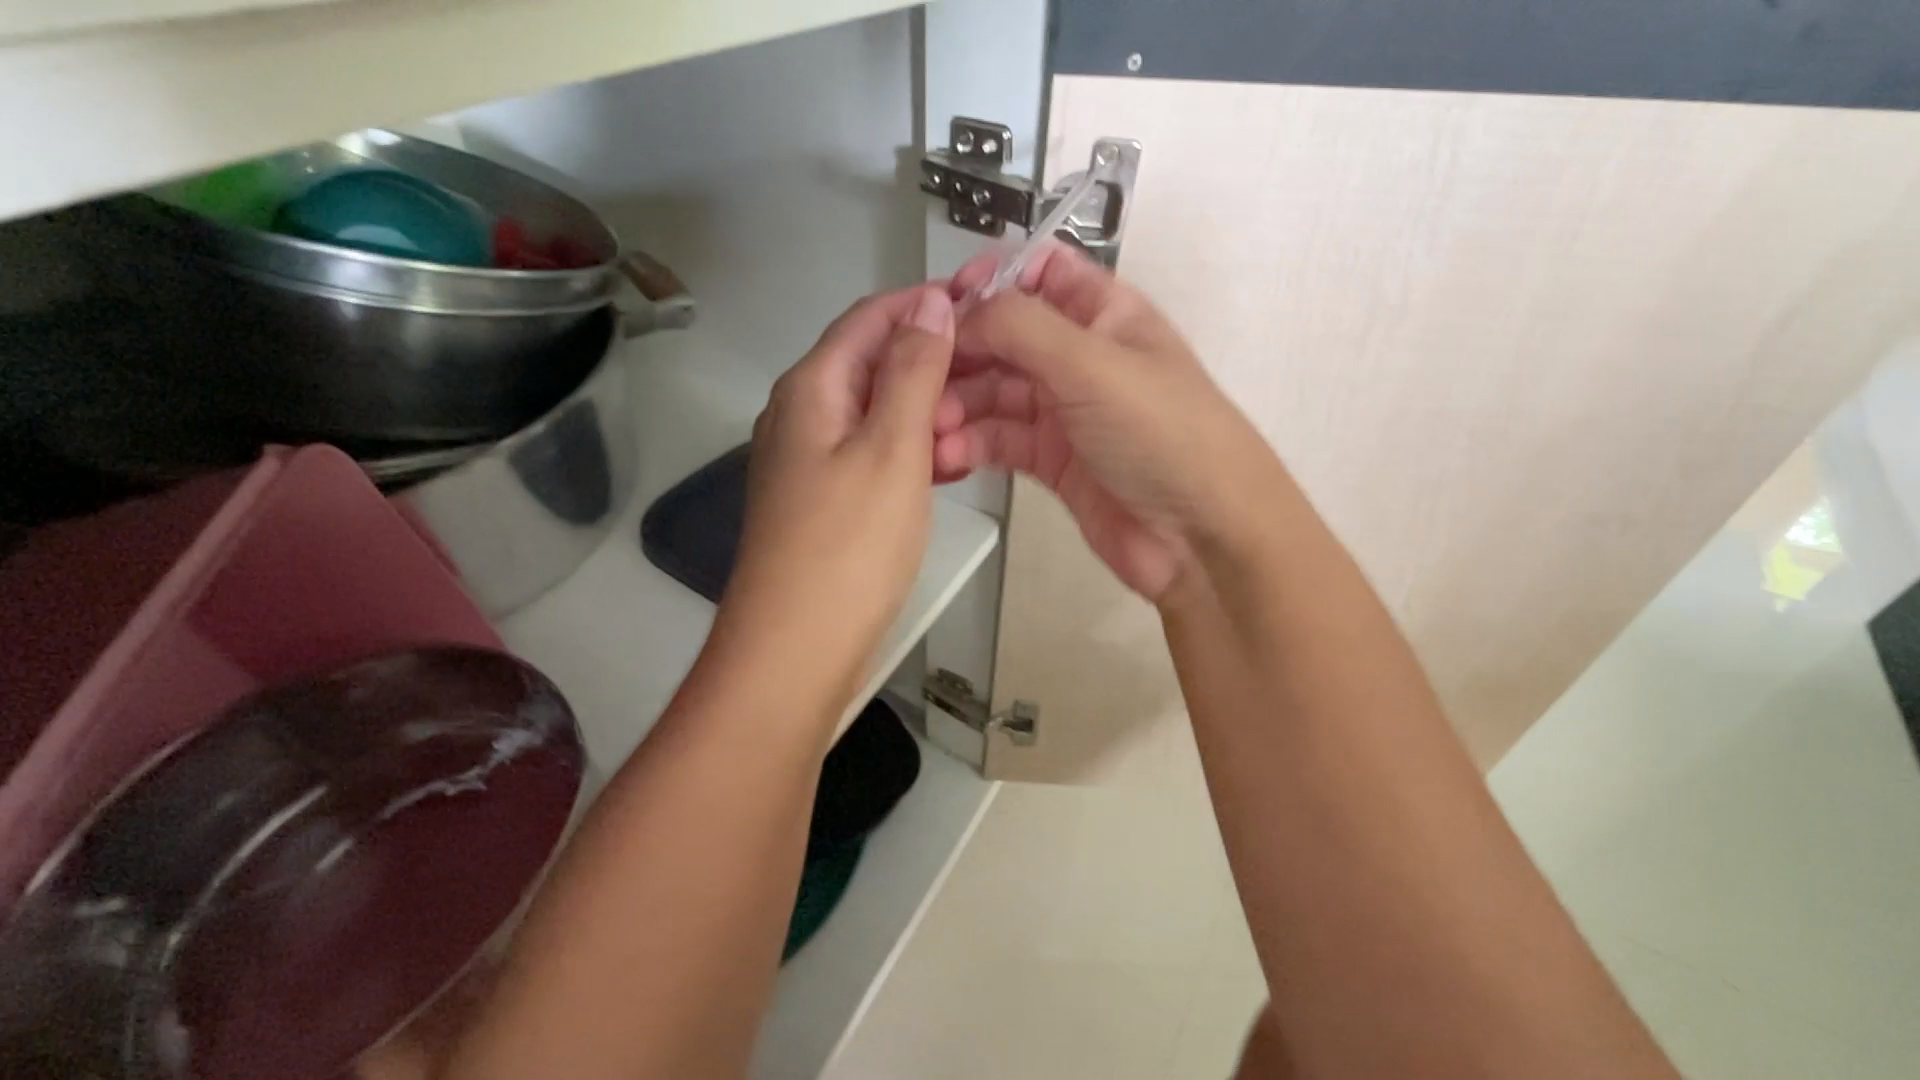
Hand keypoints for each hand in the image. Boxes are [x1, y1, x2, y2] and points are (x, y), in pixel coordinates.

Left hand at [712, 286, 955, 712]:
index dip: (928, 304)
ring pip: (878, 410)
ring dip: (930, 407)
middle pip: (873, 361)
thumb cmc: (848, 545)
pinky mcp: (825, 500)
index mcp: (812, 387)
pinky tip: (955, 464)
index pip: (872, 317)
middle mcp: (803, 413)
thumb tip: (930, 301)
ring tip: (990, 416)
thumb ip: (913, 371)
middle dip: (935, 358)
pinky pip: (874, 454)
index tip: (991, 304)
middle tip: (1004, 369)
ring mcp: (810, 459)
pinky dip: (914, 450)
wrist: (796, 649)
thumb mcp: (891, 447)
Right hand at [934, 244, 1278, 601]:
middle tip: (917, 377)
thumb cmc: (1162, 434)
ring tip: (930, 427)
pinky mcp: (1051, 460)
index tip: (941, 306)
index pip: (1039, 272)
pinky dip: (970, 444)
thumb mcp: (1094, 364)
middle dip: (960, 352)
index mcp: (1104, 313)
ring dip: (957, 404)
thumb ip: (1021, 327)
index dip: (990, 278)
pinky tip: (947, 457)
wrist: (1202, 537)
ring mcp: (1064, 410)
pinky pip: (998, 439)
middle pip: (1003, 335)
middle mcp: (1080, 355)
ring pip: (993, 391)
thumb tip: (959, 311)